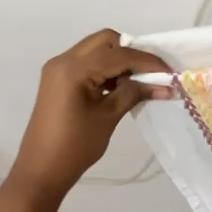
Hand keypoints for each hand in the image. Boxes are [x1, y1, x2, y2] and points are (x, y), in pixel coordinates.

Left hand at [8, 30, 173, 198]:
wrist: (41, 169)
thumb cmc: (75, 146)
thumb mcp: (109, 116)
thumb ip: (134, 93)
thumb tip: (164, 85)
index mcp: (74, 69)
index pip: (119, 55)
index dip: (147, 62)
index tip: (170, 72)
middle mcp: (63, 60)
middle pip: (105, 41)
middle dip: (132, 53)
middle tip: (150, 73)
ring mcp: (58, 68)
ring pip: (96, 49)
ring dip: (119, 60)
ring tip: (138, 81)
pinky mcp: (58, 78)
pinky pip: (87, 62)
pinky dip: (105, 68)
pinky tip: (120, 86)